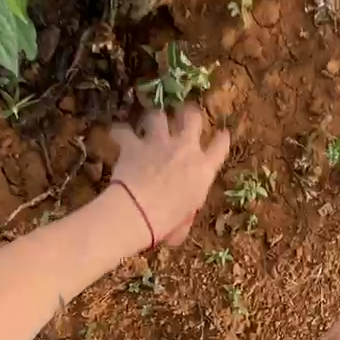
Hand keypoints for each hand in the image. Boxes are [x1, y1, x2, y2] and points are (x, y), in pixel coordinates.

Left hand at [107, 104, 230, 247]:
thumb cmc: (166, 225)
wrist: (138, 214)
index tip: (221, 136)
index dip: (221, 138)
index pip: (220, 146)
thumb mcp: (183, 224)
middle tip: (182, 115)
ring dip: (154, 118)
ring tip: (149, 123)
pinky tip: (117, 135)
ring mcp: (158, 142)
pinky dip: (120, 133)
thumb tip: (180, 223)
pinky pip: (124, 131)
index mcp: (203, 169)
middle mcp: (184, 148)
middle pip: (192, 116)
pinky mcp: (134, 145)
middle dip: (188, 113)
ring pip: (159, 115)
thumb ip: (185, 214)